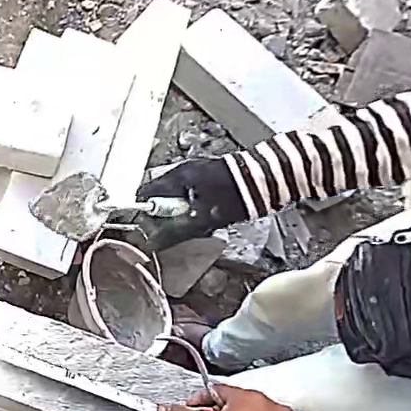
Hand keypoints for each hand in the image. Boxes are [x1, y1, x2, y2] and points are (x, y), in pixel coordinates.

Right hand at [132, 158, 248, 250]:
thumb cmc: (232, 197)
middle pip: (160, 193)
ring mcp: (197, 168)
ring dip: (179, 208)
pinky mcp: (209, 171)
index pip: (146, 192)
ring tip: (191, 222)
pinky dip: (191, 202)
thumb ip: (176, 230)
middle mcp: (182, 169)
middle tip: (171, 227)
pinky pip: (190, 189)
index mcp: (176, 177)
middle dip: (163, 211)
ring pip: (176, 192)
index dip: (144, 210)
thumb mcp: (203, 219)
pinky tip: (203, 213)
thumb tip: (153, 242)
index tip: (147, 224)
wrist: (266, 179)